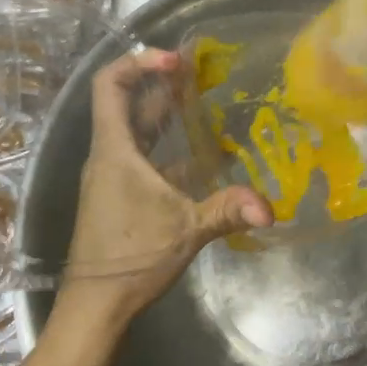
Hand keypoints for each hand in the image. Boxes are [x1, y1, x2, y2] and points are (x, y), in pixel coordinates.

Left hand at [53, 50, 272, 332]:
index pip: (110, 84)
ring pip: (133, 128)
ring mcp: (110, 174)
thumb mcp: (186, 230)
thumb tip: (271, 208)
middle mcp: (107, 154)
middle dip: (159, 81)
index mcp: (114, 149)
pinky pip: (140, 154)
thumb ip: (227, 211)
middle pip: (125, 101)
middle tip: (199, 71)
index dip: (139, 62)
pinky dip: (164, 144)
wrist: (95, 304)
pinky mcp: (118, 193)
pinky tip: (197, 152)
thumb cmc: (131, 257)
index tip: (176, 61)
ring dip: (162, 110)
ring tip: (201, 98)